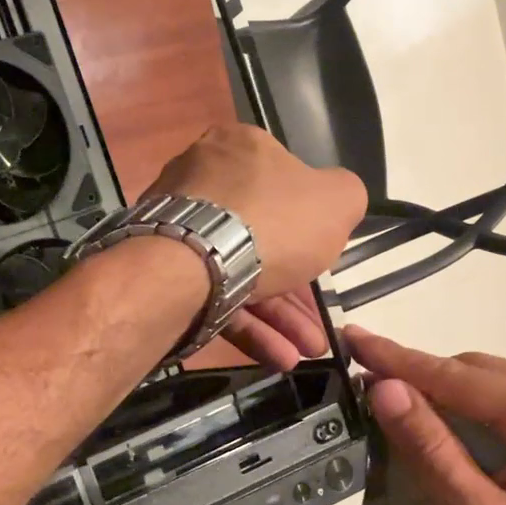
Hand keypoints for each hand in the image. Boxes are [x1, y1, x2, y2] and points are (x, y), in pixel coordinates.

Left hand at [149, 124, 366, 369]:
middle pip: (260, 238)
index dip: (311, 228)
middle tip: (318, 328)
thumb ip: (344, 198)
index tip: (326, 263)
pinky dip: (245, 325)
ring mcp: (176, 227)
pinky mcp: (161, 269)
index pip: (283, 184)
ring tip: (305, 352)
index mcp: (239, 148)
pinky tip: (276, 356)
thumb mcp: (338, 200)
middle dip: (295, 293)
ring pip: (236, 273)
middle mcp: (200, 180)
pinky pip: (210, 295)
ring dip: (276, 318)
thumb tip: (334, 205)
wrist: (192, 262)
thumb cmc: (272, 220)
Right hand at [344, 327, 505, 504]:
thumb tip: (385, 390)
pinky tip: (466, 434)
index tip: (352, 338)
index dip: (397, 358)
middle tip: (370, 387)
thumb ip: (431, 451)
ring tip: (408, 410)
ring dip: (454, 393)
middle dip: (424, 376)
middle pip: (484, 372)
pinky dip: (487, 410)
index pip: (457, 375)